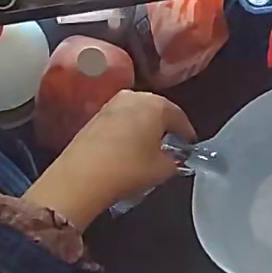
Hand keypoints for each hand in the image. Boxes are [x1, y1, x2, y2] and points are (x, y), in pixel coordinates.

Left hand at [23, 91, 194, 224]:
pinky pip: (120, 119)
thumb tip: (173, 157)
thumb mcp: (162, 170)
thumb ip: (174, 160)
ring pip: (136, 112)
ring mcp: (111, 103)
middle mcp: (134, 96)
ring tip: (149, 145)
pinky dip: (127, 129)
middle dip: (165, 125)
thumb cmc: (129, 168)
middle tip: (171, 143)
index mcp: (156, 105)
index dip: (187, 132)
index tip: (189, 145)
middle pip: (157, 109)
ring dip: (144, 125)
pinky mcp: (94, 115)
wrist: (82, 175)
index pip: (179, 116)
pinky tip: (128, 145)